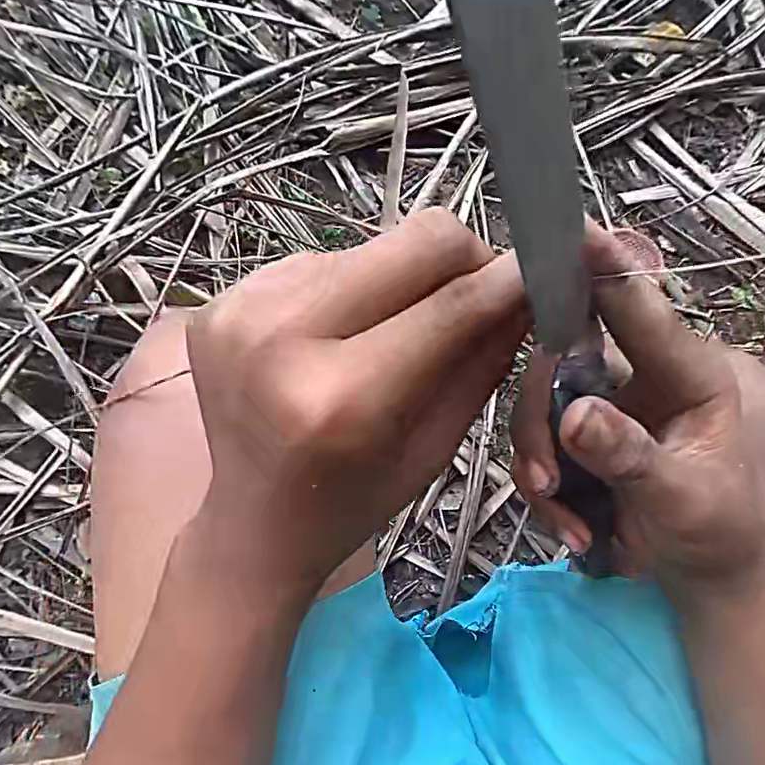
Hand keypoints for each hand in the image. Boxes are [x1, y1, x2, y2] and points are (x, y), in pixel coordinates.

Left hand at [185, 209, 527, 594]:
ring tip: (397, 332)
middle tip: (476, 297)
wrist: (253, 523)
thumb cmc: (348, 504)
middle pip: (415, 241)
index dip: (510, 278)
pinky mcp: (222, 298)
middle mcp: (283, 337)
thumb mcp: (431, 451)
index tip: (541, 271)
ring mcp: (243, 308)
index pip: (452, 303)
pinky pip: (321, 263)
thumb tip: (524, 295)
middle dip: (465, 260)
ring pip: (371, 245)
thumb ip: (481, 365)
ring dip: (404, 279)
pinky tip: (343, 337)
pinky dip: (354, 289)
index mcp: (342, 399)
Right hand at [512, 225, 764, 607]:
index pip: (645, 315)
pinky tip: (572, 527)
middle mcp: (651, 377)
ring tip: (562, 517)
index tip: (571, 236)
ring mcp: (618, 406)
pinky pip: (544, 441)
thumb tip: (575, 416)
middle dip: (542, 420)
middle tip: (543, 480)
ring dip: (539, 462)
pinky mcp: (591, 436)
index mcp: (699, 376)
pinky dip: (544, 485)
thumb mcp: (684, 502)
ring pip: (545, 403)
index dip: (605, 274)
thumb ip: (630, 457)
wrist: (712, 585)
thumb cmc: (722, 539)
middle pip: (569, 359)